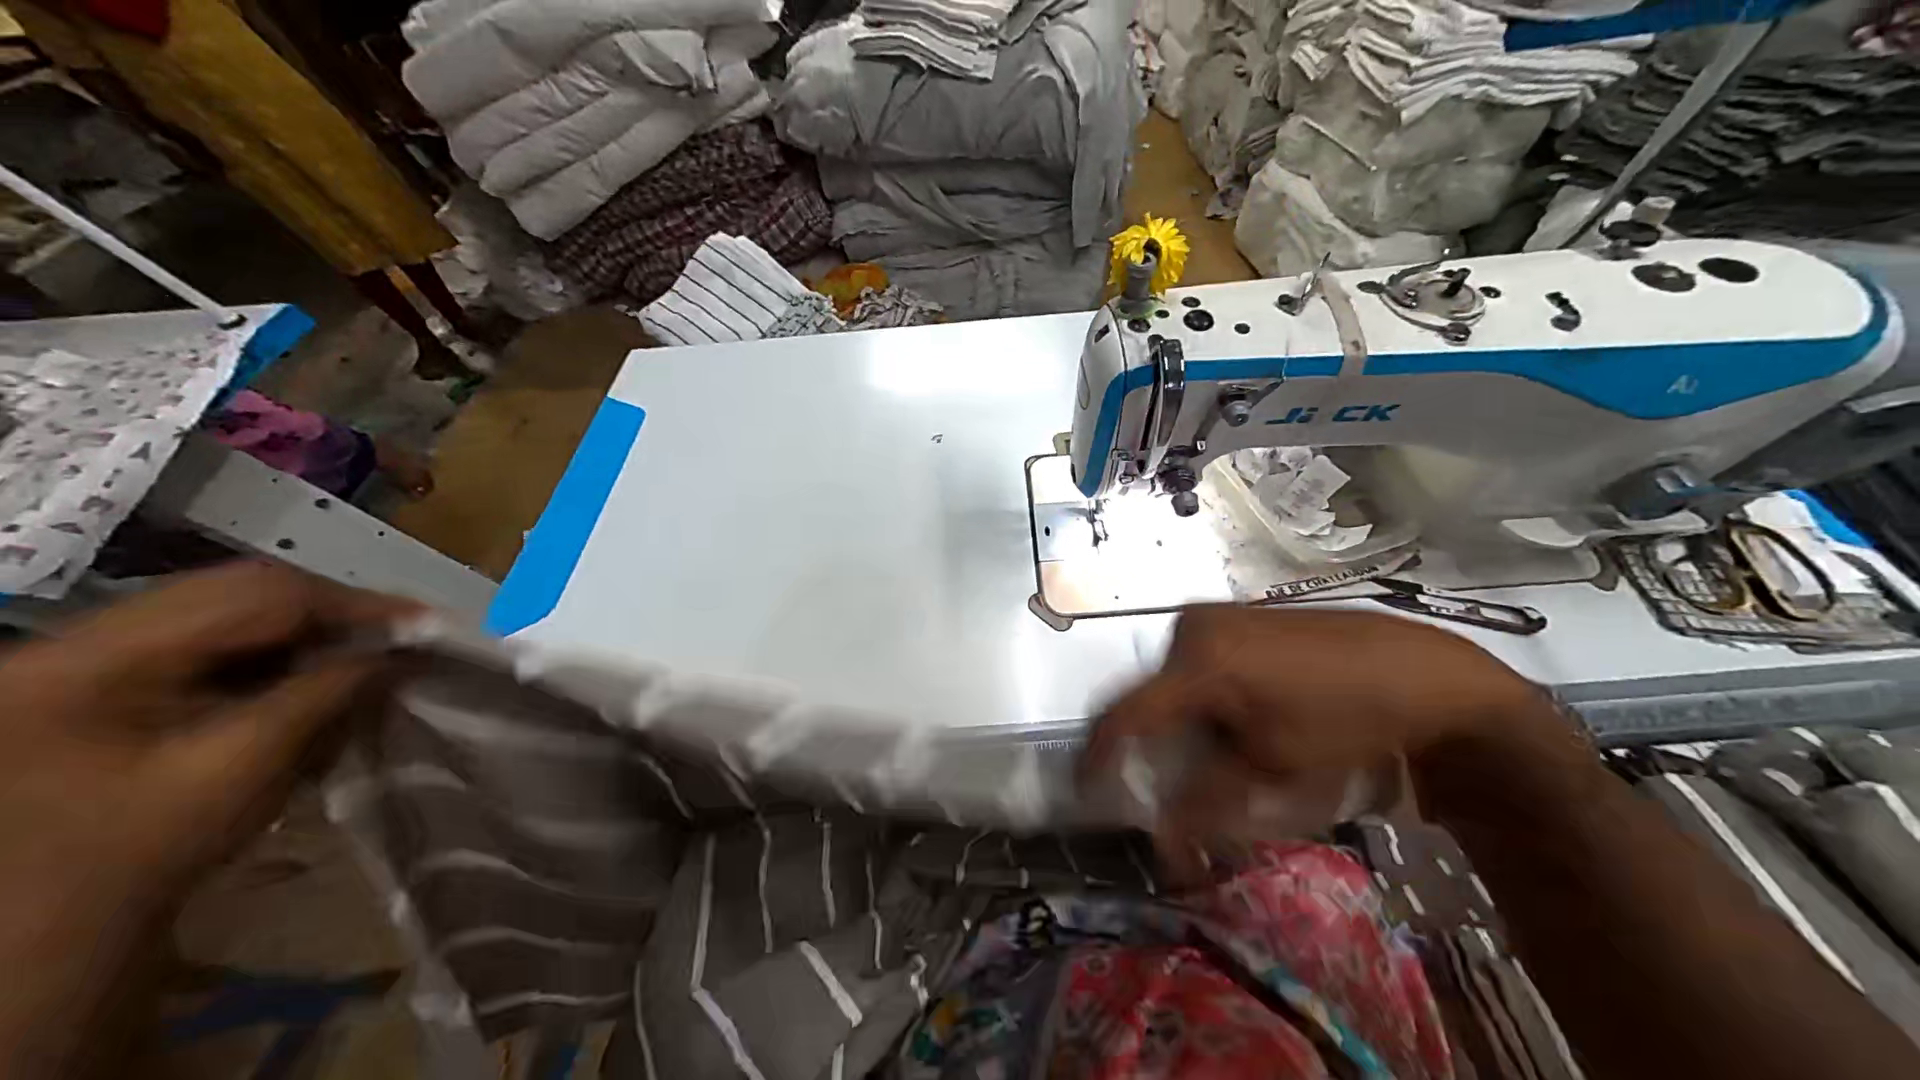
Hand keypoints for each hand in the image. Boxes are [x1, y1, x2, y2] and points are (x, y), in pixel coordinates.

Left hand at [0, 563, 413, 915]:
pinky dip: (273, 657)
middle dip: (334, 616)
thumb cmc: (139, 861)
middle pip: (243, 593)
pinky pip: (210, 643)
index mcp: (96, 658)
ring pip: (231, 613)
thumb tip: (407, 650)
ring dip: (307, 636)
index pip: (258, 593)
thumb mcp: (243, 770)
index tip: (425, 624)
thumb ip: (328, 695)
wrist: (36, 934)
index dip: (354, 603)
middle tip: (402, 642)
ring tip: (362, 664)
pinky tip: (306, 684)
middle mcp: (81, 638)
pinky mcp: (98, 677)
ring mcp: (83, 655)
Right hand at [1082, 605, 1573, 880]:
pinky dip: (1204, 693)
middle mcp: (1193, 626)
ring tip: (1218, 750)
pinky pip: (1199, 657)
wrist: (1429, 677)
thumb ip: (1205, 800)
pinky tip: (1241, 715)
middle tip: (1174, 779)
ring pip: (1174, 676)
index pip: (1124, 711)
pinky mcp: (1241, 613)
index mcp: (1196, 661)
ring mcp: (1218, 613)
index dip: (1099, 753)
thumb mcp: (1273, 770)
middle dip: (1154, 740)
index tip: (1086, 786)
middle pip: (1150, 693)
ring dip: (1182, 717)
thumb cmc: (1350, 723)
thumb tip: (1161, 840)